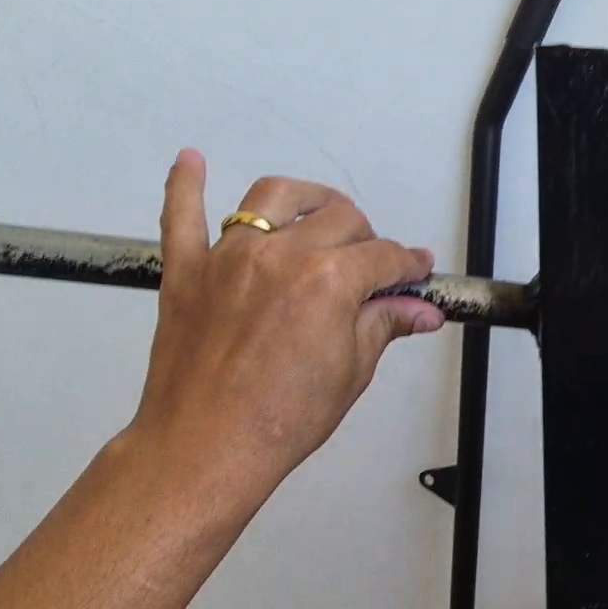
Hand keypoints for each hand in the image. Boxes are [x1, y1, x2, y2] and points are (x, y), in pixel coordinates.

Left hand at [125, 151, 443, 507]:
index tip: (419, 269)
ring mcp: (228, 257)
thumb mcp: (353, 369)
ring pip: (273, 197)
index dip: (409, 263)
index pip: (384, 257)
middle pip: (338, 217)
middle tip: (373, 261)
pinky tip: (192, 160)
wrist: (207, 447)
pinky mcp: (186, 270)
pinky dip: (186, 184)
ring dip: (306, 197)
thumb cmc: (290, 416)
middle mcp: (282, 254)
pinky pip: (182, 215)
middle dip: (367, 235)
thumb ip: (386, 324)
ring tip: (319, 212)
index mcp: (330, 280)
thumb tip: (425, 311)